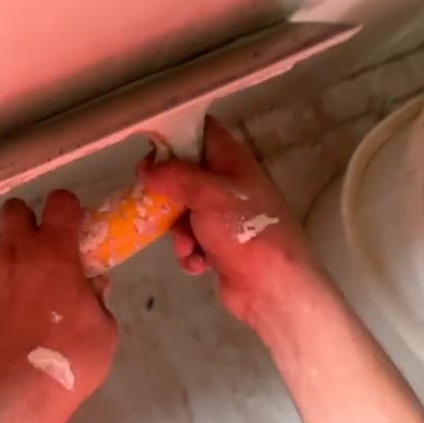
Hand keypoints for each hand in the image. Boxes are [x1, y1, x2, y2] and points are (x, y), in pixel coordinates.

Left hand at [0, 192, 118, 413]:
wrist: (11, 391)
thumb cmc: (67, 360)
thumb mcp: (103, 331)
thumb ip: (98, 300)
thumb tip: (94, 284)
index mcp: (55, 250)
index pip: (60, 201)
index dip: (67, 208)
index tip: (72, 224)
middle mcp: (17, 249)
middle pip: (16, 209)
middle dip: (27, 221)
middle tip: (38, 248)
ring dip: (1, 247)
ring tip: (12, 273)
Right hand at [140, 117, 319, 327]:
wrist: (277, 291)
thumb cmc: (247, 233)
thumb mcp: (208, 195)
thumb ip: (175, 176)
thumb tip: (146, 168)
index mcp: (232, 161)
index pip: (201, 130)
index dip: (175, 134)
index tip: (150, 149)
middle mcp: (227, 183)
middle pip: (184, 173)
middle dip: (167, 192)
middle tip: (151, 200)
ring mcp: (223, 215)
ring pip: (182, 209)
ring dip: (177, 229)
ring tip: (187, 245)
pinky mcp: (218, 244)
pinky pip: (190, 237)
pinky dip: (189, 250)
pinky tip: (197, 263)